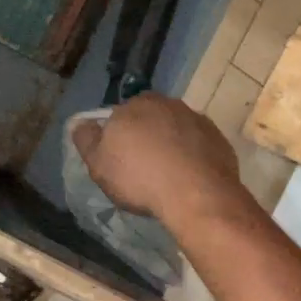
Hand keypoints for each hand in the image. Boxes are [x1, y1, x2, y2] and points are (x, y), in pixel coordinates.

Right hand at [70, 95, 248, 228]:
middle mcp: (166, 103)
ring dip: (172, 146)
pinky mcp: (219, 140)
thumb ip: (86, 139)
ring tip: (169, 177)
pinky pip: (199, 146)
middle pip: (151, 119)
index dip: (120, 137)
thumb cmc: (140, 178)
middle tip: (145, 168)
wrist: (197, 197)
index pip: (122, 114)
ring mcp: (196, 120)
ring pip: (177, 130)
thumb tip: (81, 123)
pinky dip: (194, 157)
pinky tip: (190, 180)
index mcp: (135, 104)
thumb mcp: (98, 164)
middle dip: (147, 137)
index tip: (122, 160)